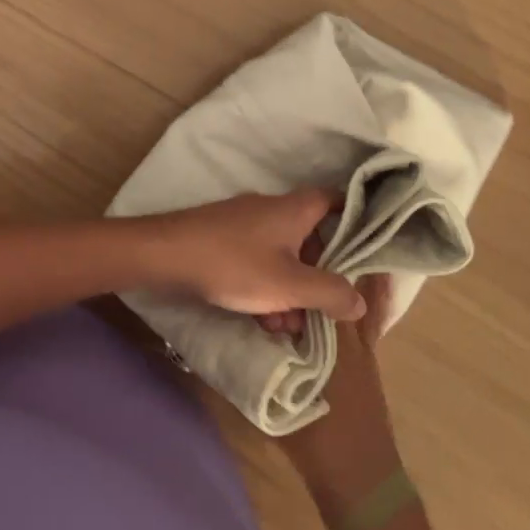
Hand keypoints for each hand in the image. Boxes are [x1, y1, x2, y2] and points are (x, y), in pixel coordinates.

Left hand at [147, 191, 366, 321]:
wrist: (163, 255)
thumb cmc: (233, 264)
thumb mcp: (291, 285)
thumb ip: (331, 293)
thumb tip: (358, 301)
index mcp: (292, 210)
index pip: (333, 201)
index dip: (354, 221)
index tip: (366, 251)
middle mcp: (269, 210)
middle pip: (309, 240)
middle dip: (317, 280)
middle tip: (319, 314)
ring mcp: (241, 223)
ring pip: (280, 258)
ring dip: (288, 293)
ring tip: (283, 328)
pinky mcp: (219, 239)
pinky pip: (254, 263)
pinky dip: (262, 289)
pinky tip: (259, 320)